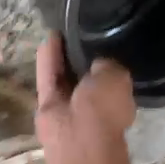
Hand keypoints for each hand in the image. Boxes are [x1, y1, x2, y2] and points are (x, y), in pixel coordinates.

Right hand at [34, 33, 137, 163]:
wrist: (77, 134)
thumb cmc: (105, 106)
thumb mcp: (117, 75)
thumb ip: (107, 64)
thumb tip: (95, 61)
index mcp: (115, 98)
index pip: (108, 75)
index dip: (102, 56)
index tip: (98, 37)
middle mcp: (92, 102)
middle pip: (83, 74)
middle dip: (79, 55)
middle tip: (76, 31)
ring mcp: (68, 104)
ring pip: (64, 74)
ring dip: (61, 54)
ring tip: (59, 29)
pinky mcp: (47, 103)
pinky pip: (49, 76)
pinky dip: (48, 58)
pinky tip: (49, 36)